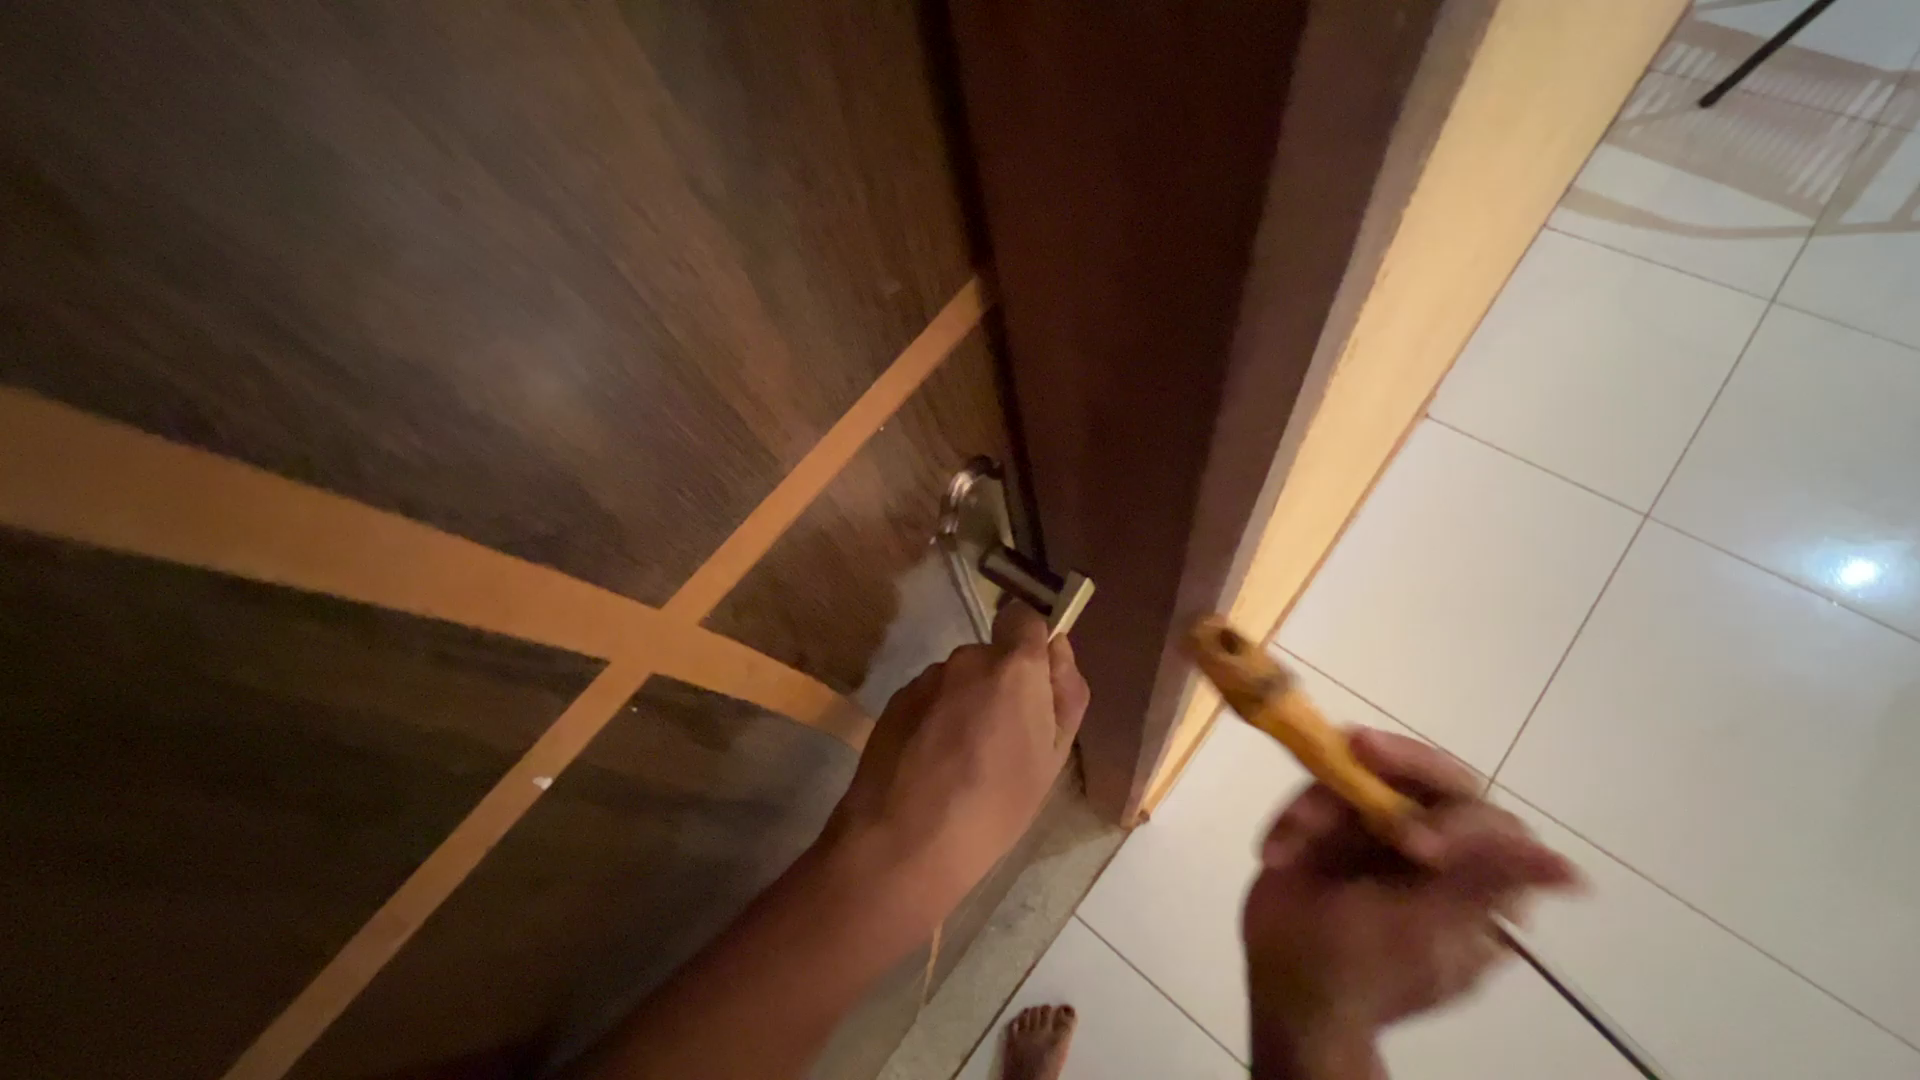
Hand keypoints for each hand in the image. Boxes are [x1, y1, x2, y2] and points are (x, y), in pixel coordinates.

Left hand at [824, 602, 1089, 923]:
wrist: (904, 839)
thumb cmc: (995, 804)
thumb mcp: (1052, 758)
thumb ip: (1064, 693)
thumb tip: (1057, 650)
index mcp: (1013, 666)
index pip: (1025, 617)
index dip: (1032, 644)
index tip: (1035, 686)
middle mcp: (966, 659)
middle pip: (993, 656)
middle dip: (1001, 685)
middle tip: (1004, 740)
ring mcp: (926, 678)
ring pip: (960, 680)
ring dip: (967, 703)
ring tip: (964, 760)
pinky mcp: (895, 700)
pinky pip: (931, 698)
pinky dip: (936, 719)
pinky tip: (933, 764)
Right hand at [1242, 729, 1580, 1077]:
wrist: (1283, 989)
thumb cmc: (1360, 974)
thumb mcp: (1420, 935)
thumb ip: (1480, 890)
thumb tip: (1572, 873)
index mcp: (1478, 882)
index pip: (1489, 825)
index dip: (1456, 821)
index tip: (1411, 844)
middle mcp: (1438, 844)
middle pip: (1434, 778)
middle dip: (1394, 764)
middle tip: (1355, 746)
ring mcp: (1382, 825)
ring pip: (1366, 774)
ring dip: (1320, 807)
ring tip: (1283, 853)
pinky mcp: (1333, 817)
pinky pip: (1320, 788)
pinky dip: (1295, 818)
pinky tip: (1275, 855)